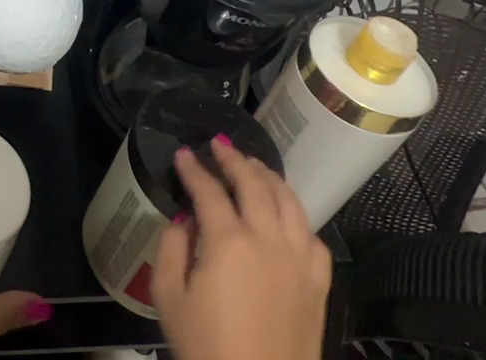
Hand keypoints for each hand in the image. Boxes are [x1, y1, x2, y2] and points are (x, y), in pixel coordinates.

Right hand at [151, 136, 331, 359]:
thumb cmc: (206, 347)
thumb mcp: (168, 297)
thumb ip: (171, 248)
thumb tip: (183, 222)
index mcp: (228, 241)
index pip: (208, 190)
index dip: (193, 169)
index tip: (183, 154)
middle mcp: (268, 240)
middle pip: (254, 185)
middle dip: (235, 160)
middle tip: (219, 146)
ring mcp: (298, 261)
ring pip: (290, 203)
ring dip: (270, 179)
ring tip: (255, 167)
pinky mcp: (318, 285)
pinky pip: (313, 238)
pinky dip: (297, 217)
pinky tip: (287, 217)